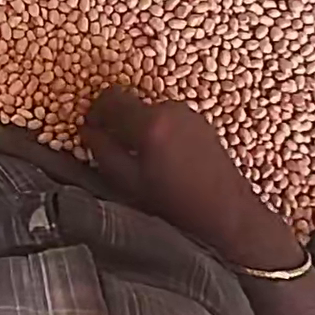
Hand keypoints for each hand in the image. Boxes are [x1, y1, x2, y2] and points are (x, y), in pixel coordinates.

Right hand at [82, 86, 301, 268]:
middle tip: (112, 150)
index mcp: (150, 123)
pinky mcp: (200, 122)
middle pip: (129, 103)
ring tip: (139, 160)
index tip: (91, 130)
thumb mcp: (129, 183)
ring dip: (138, 127)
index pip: (110, 98)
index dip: (95, 112)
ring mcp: (188, 113)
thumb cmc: (175, 205)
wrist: (227, 215)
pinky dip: (157, 131)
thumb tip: (87, 131)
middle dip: (117, 122)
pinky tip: (161, 159)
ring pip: (148, 111)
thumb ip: (103, 152)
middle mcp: (170, 109)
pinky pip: (166, 118)